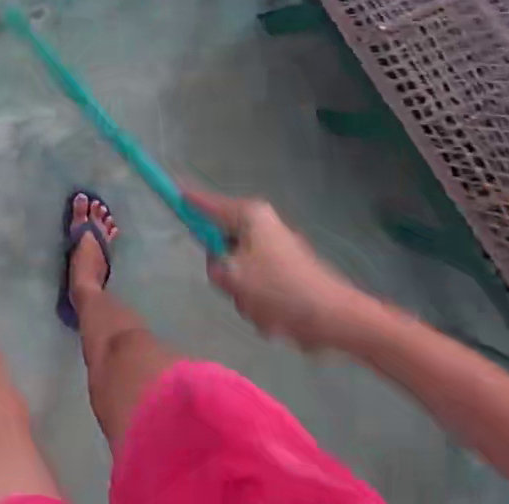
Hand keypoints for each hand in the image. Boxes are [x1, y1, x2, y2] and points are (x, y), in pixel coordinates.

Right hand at [184, 184, 380, 350]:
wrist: (340, 321)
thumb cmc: (283, 291)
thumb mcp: (234, 278)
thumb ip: (213, 265)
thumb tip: (215, 260)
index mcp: (249, 215)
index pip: (205, 201)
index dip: (184, 198)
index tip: (168, 187)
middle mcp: (261, 225)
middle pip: (221, 242)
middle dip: (226, 273)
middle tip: (236, 288)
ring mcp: (275, 248)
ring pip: (239, 270)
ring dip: (245, 296)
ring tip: (264, 311)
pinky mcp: (287, 273)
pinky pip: (258, 286)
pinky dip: (262, 305)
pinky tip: (278, 319)